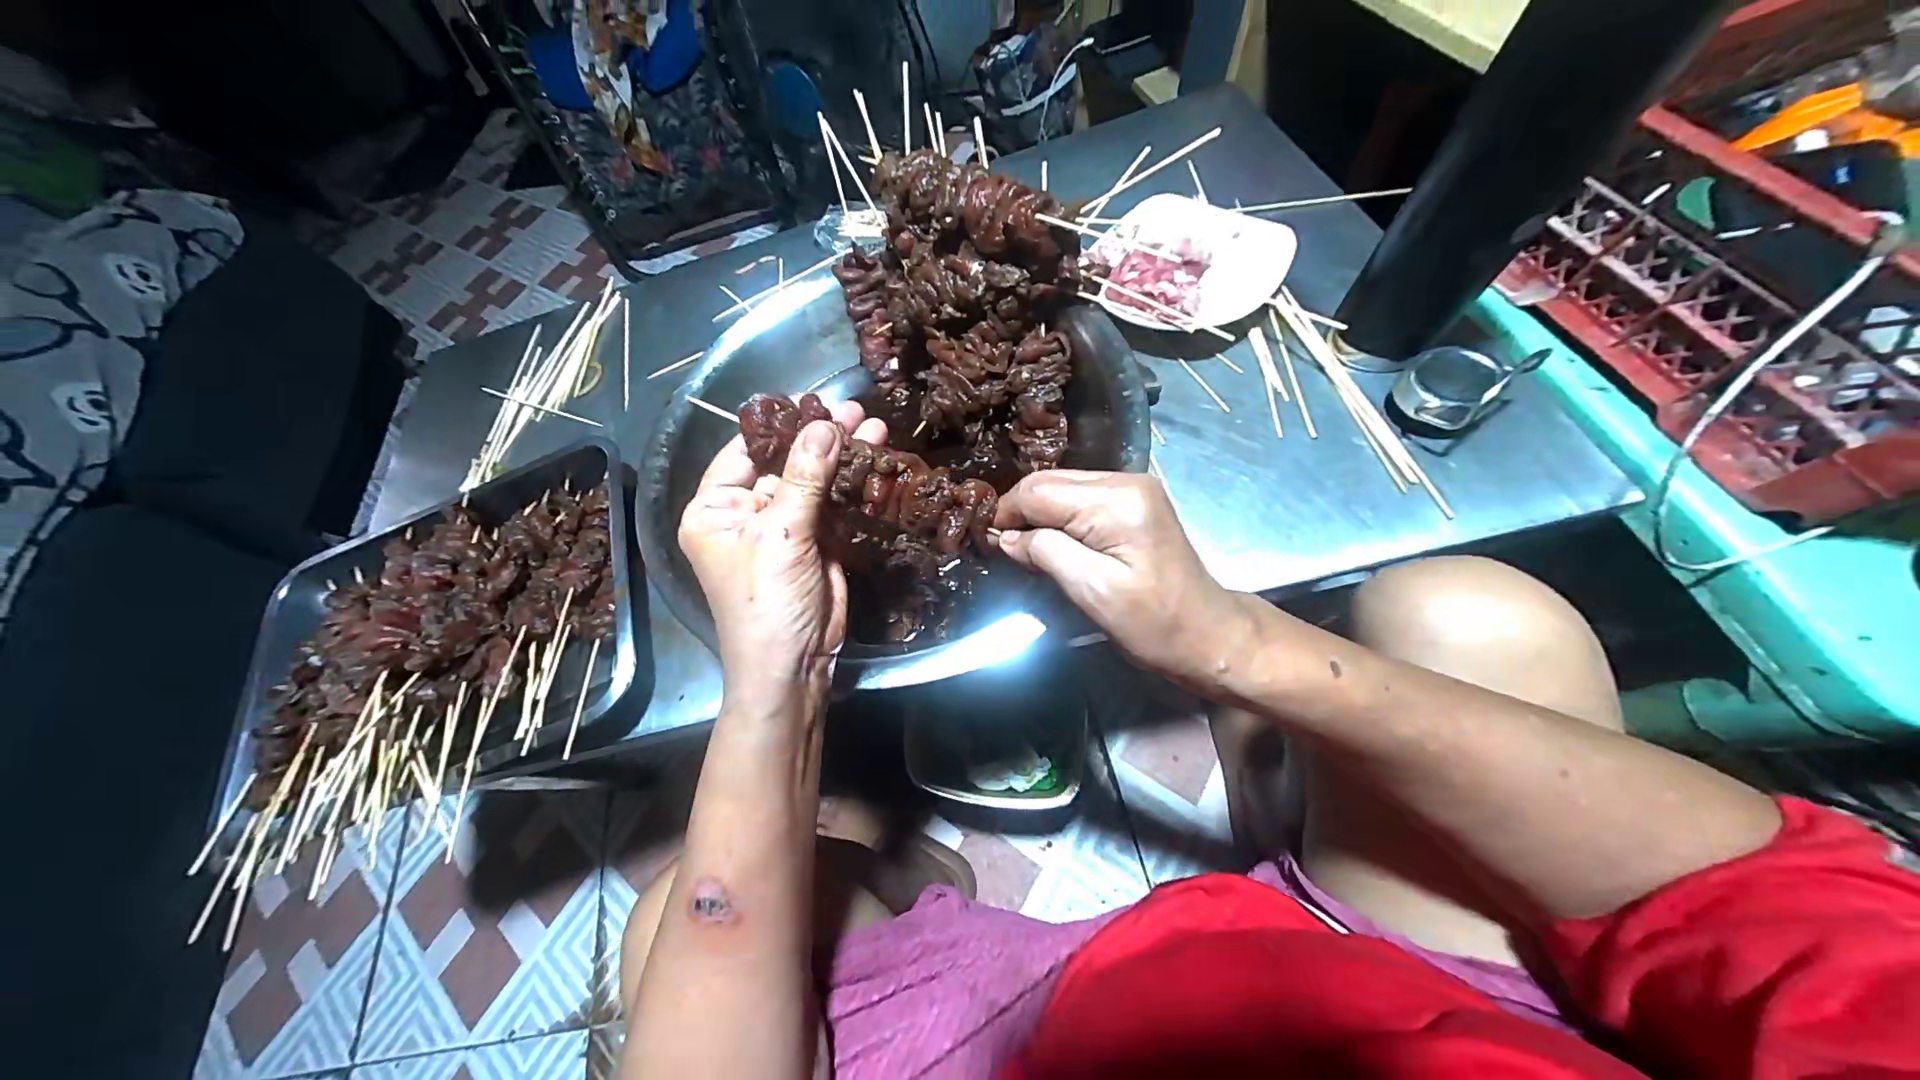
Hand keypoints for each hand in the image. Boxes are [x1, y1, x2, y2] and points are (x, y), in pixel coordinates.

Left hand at [678, 401, 885, 709]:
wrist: (795, 663)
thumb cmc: (768, 600)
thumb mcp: (781, 535)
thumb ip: (805, 478)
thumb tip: (827, 424)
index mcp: (715, 509)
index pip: (743, 452)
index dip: (778, 426)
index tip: (812, 399)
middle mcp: (746, 513)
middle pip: (785, 463)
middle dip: (819, 438)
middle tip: (854, 409)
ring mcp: (783, 527)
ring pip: (814, 482)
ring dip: (843, 457)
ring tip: (874, 425)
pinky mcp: (815, 542)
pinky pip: (833, 505)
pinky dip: (854, 485)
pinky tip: (877, 458)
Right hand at [993, 470, 1253, 687]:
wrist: (1210, 635)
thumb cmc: (1155, 624)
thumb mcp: (1093, 593)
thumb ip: (1046, 554)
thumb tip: (1005, 536)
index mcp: (1117, 501)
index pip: (1039, 490)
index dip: (1007, 514)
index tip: (988, 543)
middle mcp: (1125, 481)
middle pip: (1049, 481)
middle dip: (1020, 512)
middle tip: (1002, 548)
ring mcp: (1132, 488)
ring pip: (1062, 487)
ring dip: (1038, 516)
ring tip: (1025, 550)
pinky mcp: (1133, 502)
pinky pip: (1080, 499)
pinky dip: (1059, 518)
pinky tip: (1053, 543)